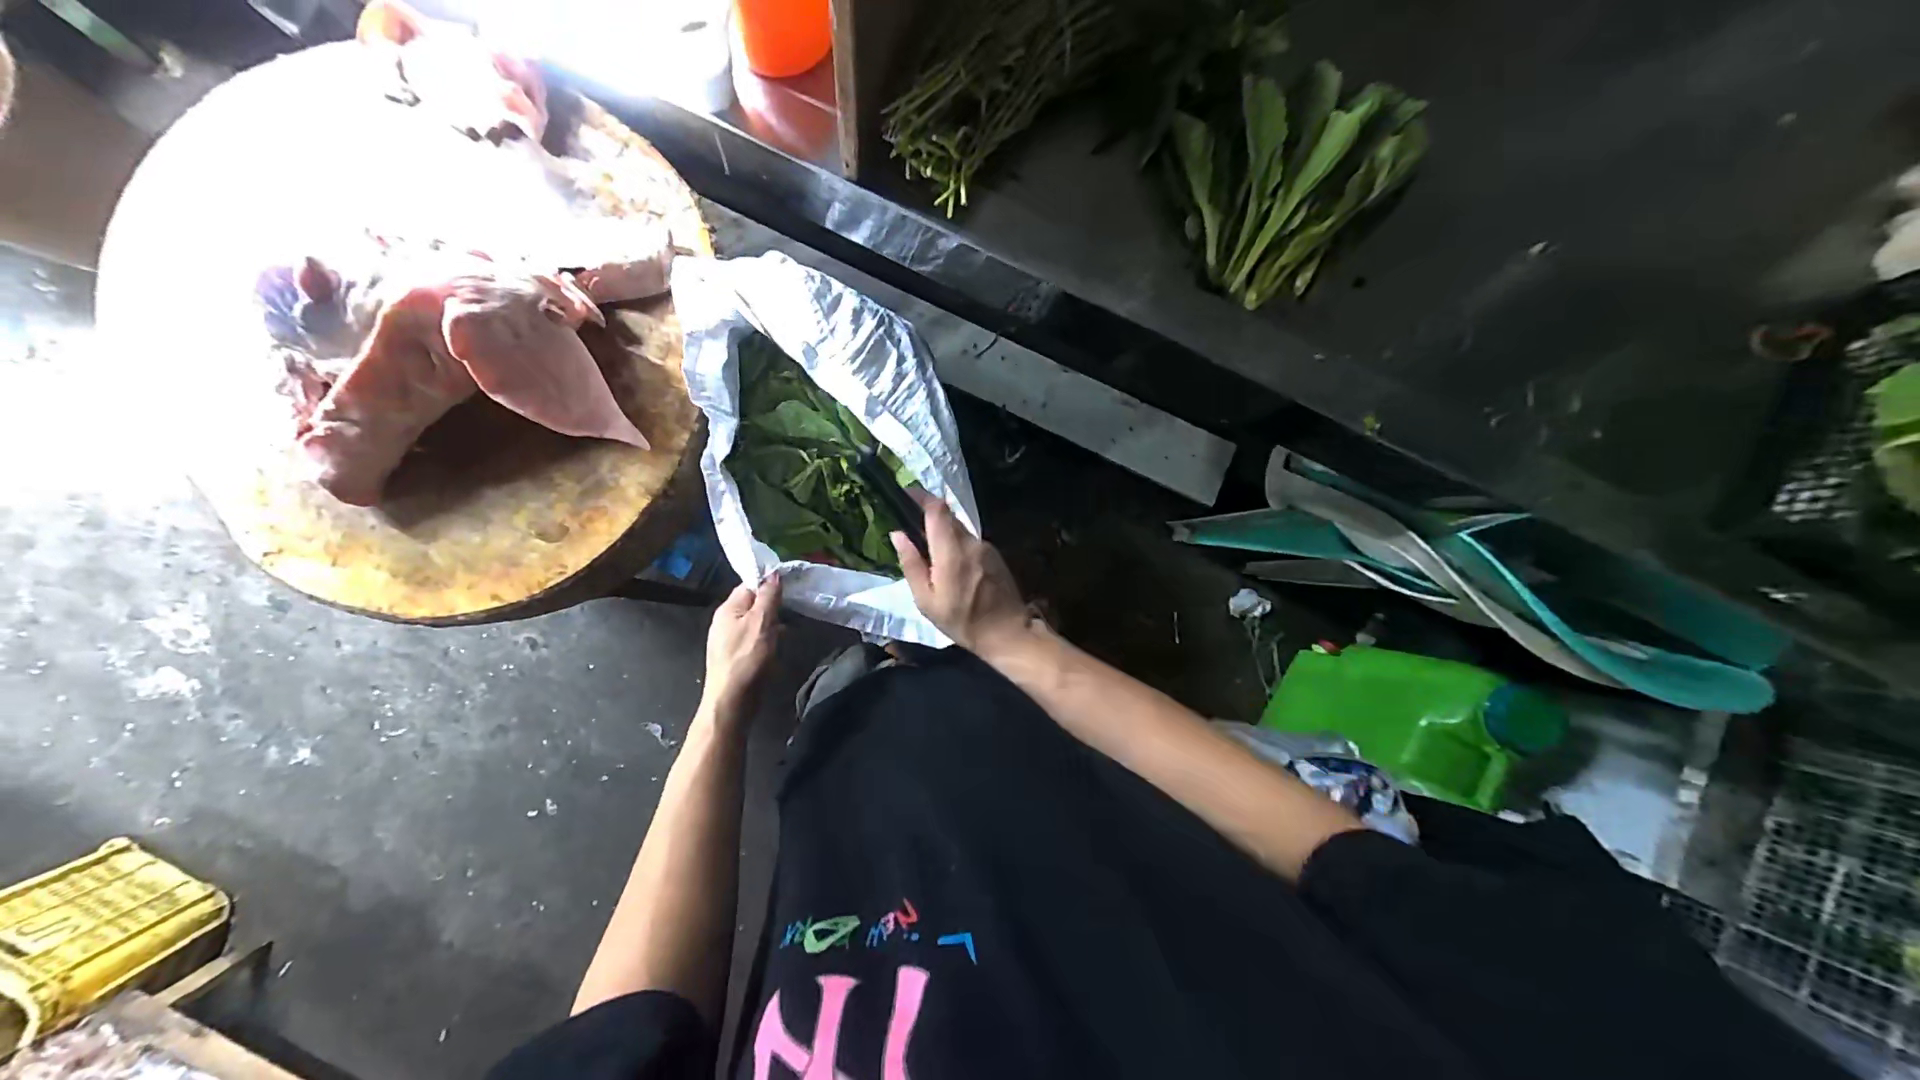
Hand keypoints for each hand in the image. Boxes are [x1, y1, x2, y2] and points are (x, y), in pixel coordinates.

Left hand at [702, 574, 782, 722]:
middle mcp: (725, 621)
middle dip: (774, 605)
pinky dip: (768, 638)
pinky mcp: (736, 656)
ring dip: (773, 623)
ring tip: (790, 627)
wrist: (731, 701)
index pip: (749, 584)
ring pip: (756, 622)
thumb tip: (773, 573)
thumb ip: (768, 596)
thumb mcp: (761, 622)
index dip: (769, 583)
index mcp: (728, 608)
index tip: (792, 585)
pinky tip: (779, 645)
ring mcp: (729, 639)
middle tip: (794, 607)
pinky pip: (755, 638)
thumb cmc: (746, 659)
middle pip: (753, 603)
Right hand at [892, 495, 1032, 655]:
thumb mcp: (926, 599)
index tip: (905, 495)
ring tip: (930, 555)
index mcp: (951, 551)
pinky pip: (970, 542)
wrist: (1007, 633)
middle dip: (929, 518)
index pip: (937, 509)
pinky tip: (952, 567)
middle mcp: (971, 542)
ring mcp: (986, 547)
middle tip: (912, 531)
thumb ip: (911, 563)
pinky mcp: (995, 555)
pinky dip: (957, 546)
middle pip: (948, 516)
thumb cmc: (961, 620)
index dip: (920, 497)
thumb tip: (898, 534)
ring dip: (943, 535)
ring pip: (959, 530)